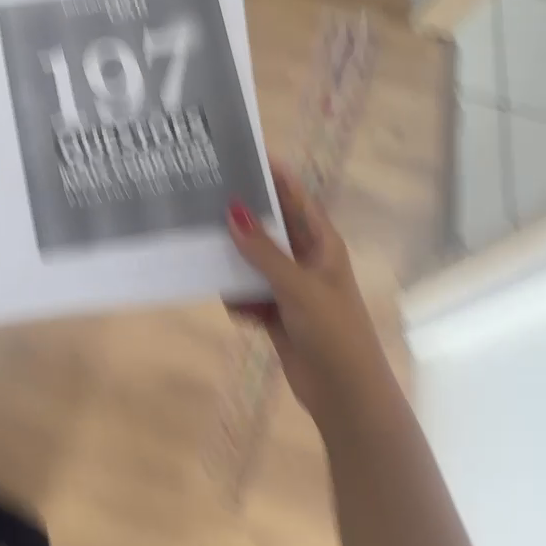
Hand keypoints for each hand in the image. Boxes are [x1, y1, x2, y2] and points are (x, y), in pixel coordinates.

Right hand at [226, 165, 399, 430]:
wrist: (344, 393)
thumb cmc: (332, 331)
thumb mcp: (297, 287)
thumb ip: (263, 250)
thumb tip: (233, 209)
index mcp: (321, 244)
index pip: (294, 197)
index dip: (272, 174)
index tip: (240, 152)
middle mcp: (304, 259)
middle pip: (268, 225)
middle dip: (241, 214)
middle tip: (203, 195)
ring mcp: (288, 286)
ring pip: (252, 259)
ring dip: (233, 260)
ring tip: (201, 247)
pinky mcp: (275, 312)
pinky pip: (246, 292)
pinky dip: (238, 297)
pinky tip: (234, 308)